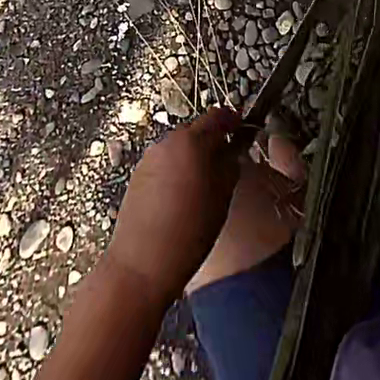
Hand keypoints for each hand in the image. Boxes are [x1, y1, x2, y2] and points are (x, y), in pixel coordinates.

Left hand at [101, 107, 243, 305]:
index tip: (241, 126)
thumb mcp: (221, 199)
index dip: (232, 120)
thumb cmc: (188, 232)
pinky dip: (176, 168)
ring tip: (206, 182)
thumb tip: (232, 153)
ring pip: (178, 147)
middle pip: (195, 130)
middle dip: (212, 141)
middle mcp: (167, 142)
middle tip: (228, 159)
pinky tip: (183, 194)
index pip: (216, 117)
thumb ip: (229, 168)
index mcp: (190, 142)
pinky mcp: (138, 173)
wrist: (142, 261)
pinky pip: (164, 161)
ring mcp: (149, 157)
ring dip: (193, 156)